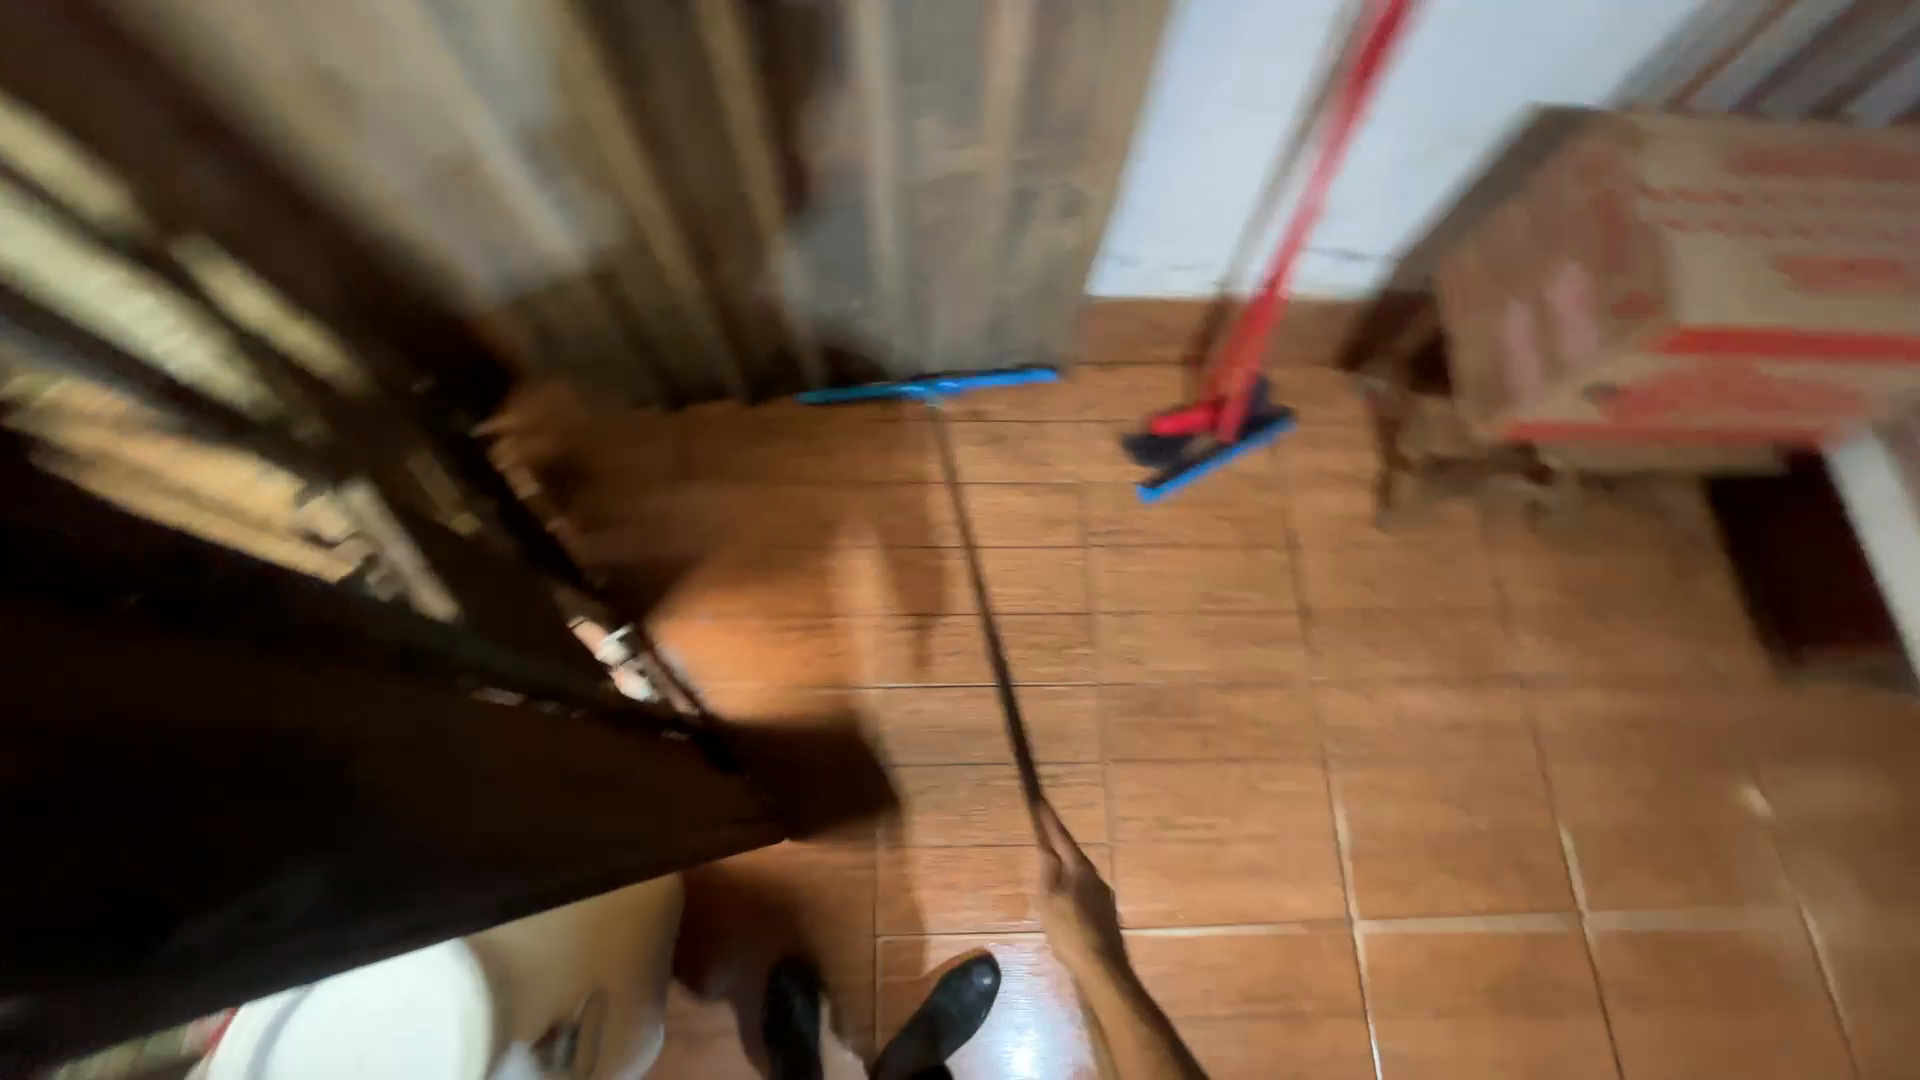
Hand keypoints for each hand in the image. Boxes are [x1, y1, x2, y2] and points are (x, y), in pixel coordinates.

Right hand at [1035, 798, 1126, 975]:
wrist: (1103, 970)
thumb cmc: (1071, 931)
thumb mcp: (1049, 899)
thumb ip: (1048, 871)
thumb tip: (1047, 849)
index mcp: (1080, 869)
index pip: (1062, 837)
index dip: (1049, 820)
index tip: (1041, 801)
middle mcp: (1095, 877)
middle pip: (1072, 855)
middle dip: (1058, 844)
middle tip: (1044, 833)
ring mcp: (1102, 897)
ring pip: (1078, 875)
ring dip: (1064, 868)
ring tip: (1051, 869)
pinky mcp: (1104, 916)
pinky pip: (1082, 892)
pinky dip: (1070, 888)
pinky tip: (1063, 902)